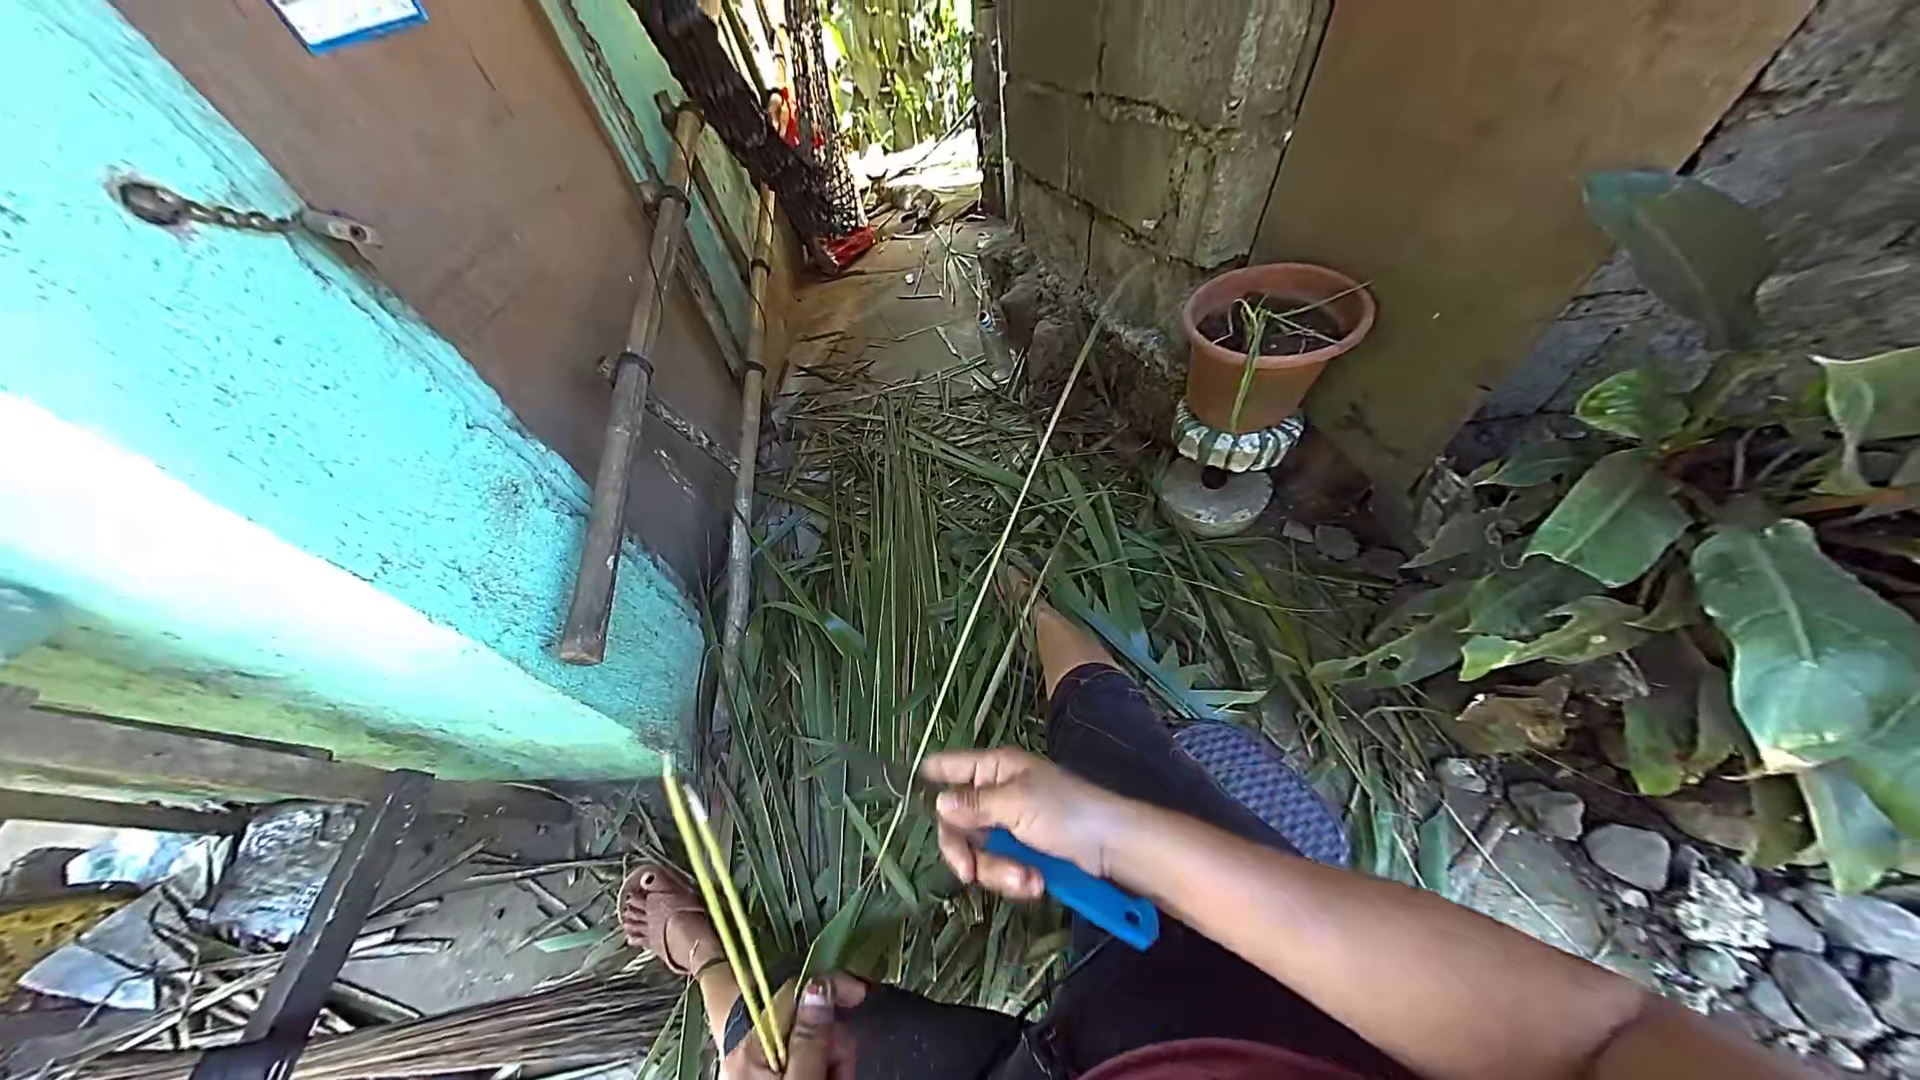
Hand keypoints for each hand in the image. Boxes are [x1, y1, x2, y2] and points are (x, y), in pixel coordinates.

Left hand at [720, 976, 860, 1079]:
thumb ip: (810, 1039)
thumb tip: (819, 985)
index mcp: (750, 1046)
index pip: (793, 991)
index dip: (828, 985)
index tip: (860, 992)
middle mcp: (747, 1047)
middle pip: (804, 1016)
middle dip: (832, 1036)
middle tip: (842, 1068)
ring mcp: (754, 1064)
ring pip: (807, 1037)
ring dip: (831, 1056)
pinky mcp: (762, 1076)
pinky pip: (800, 1057)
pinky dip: (820, 1066)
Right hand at [921, 748, 1137, 899]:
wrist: (1114, 847)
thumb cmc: (1066, 811)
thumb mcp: (1017, 803)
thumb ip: (974, 805)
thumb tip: (938, 803)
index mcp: (994, 768)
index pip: (948, 767)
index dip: (926, 780)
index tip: (902, 800)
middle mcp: (996, 793)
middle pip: (955, 822)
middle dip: (966, 851)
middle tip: (970, 872)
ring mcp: (1009, 825)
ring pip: (977, 852)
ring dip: (998, 872)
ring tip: (1027, 879)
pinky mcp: (1022, 853)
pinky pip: (1000, 869)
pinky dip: (1015, 881)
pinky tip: (1036, 883)